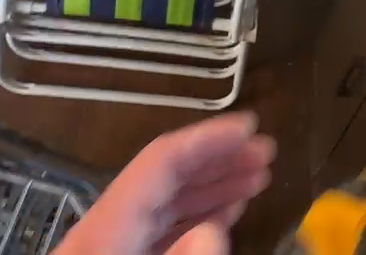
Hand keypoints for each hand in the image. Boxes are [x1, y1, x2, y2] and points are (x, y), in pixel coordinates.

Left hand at [54, 112, 276, 254]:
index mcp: (99, 234)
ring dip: (213, 190)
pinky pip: (161, 237)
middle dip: (217, 161)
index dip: (206, 138)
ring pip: (165, 209)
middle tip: (266, 149)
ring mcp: (111, 251)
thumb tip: (218, 229)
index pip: (158, 164)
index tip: (251, 123)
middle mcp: (103, 235)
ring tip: (258, 176)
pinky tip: (227, 216)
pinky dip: (198, 221)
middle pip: (164, 180)